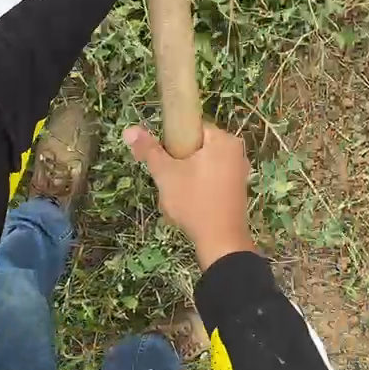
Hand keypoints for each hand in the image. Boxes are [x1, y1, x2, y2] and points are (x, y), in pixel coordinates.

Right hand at [124, 122, 257, 269]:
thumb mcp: (166, 174)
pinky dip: (196, 189)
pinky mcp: (236, 189)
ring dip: (183, 179)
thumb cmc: (194, 202)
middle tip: (168, 182)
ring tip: (176, 197)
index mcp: (223, 140)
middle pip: (195, 148)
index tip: (162, 161)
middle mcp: (236, 151)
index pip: (191, 128)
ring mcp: (238, 171)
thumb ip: (149, 150)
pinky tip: (187, 205)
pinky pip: (210, 180)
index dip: (171, 142)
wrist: (221, 242)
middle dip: (177, 164)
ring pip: (200, 166)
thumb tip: (129, 129)